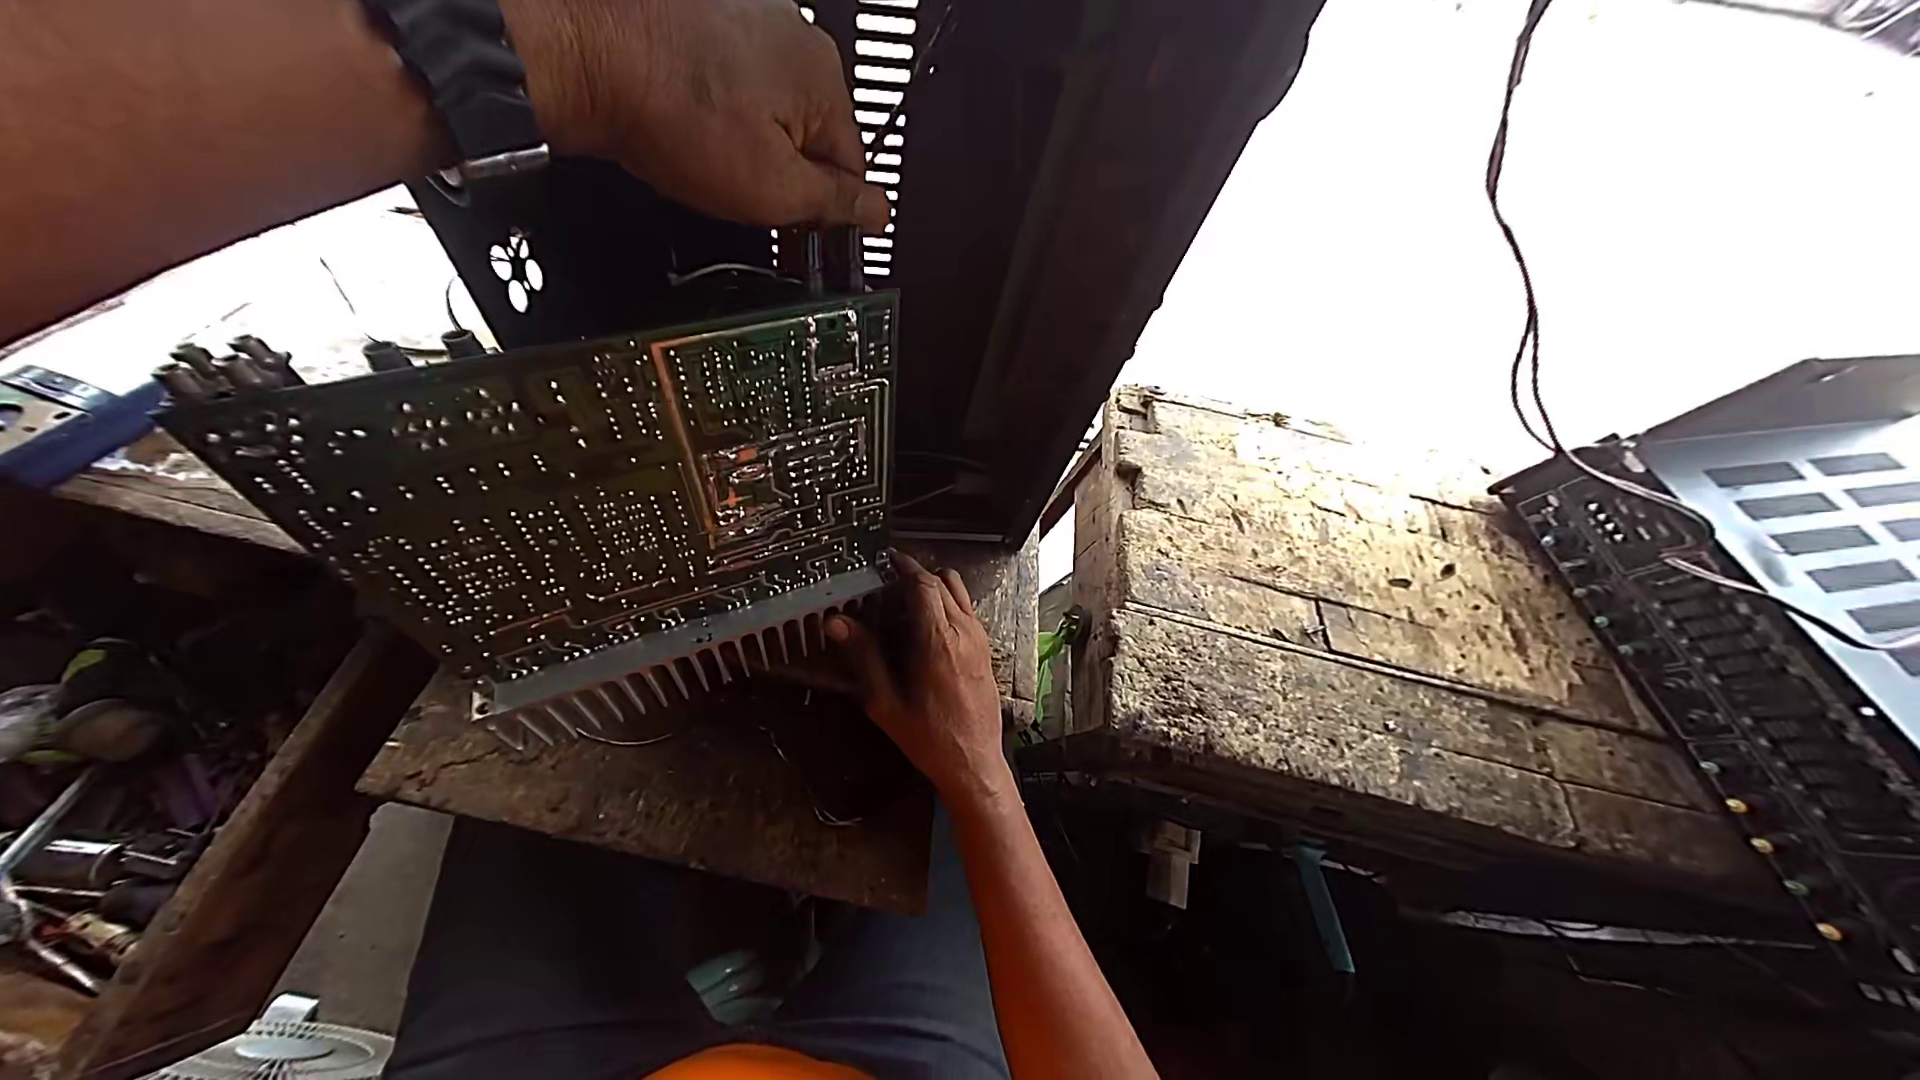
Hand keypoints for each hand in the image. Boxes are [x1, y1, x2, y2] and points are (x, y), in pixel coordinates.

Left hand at [503, 0, 888, 230]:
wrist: (579, 54)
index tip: (804, 224)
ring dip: (755, 143)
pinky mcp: (711, 19)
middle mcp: (794, 35)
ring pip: (777, 113)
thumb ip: (835, 204)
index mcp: (822, 77)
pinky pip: (740, 85)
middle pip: (815, 137)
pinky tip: (696, 127)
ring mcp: (750, 18)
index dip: (828, 207)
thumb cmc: (666, 110)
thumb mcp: (772, 190)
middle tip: (748, 191)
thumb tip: (876, 212)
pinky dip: (725, 113)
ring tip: (713, 154)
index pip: (854, 168)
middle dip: (789, 172)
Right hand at [826, 552, 1012, 806]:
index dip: (904, 566)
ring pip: (960, 591)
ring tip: (906, 597)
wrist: (974, 763)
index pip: (924, 584)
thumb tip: (836, 623)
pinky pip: (968, 609)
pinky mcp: (986, 648)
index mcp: (939, 640)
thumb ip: (864, 657)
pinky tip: (927, 621)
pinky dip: (948, 601)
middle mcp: (964, 631)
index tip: (885, 559)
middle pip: (942, 581)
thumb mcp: (886, 702)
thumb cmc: (928, 737)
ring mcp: (979, 638)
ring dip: (934, 585)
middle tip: (888, 578)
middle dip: (915, 573)